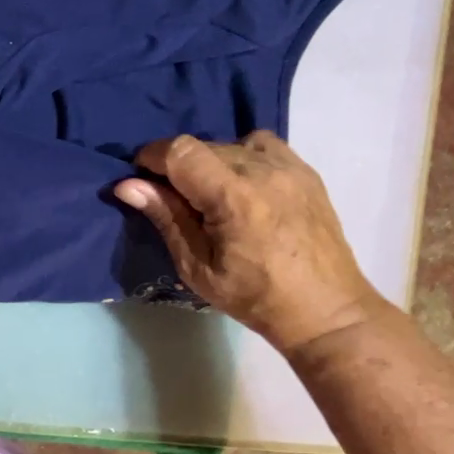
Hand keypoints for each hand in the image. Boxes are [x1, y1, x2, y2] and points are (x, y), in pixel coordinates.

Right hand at [114, 131, 383, 352]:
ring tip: (209, 193)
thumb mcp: (197, 266)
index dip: (152, 157)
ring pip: (230, 143)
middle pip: (202, 145)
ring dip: (209, 161)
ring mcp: (289, 168)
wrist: (327, 311)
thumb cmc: (255, 297)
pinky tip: (240, 184)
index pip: (180, 150)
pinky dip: (240, 155)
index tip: (141, 178)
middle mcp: (263, 171)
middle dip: (177, 164)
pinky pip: (261, 146)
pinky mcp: (305, 172)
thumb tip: (126, 186)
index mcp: (234, 197)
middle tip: (173, 198)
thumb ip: (166, 217)